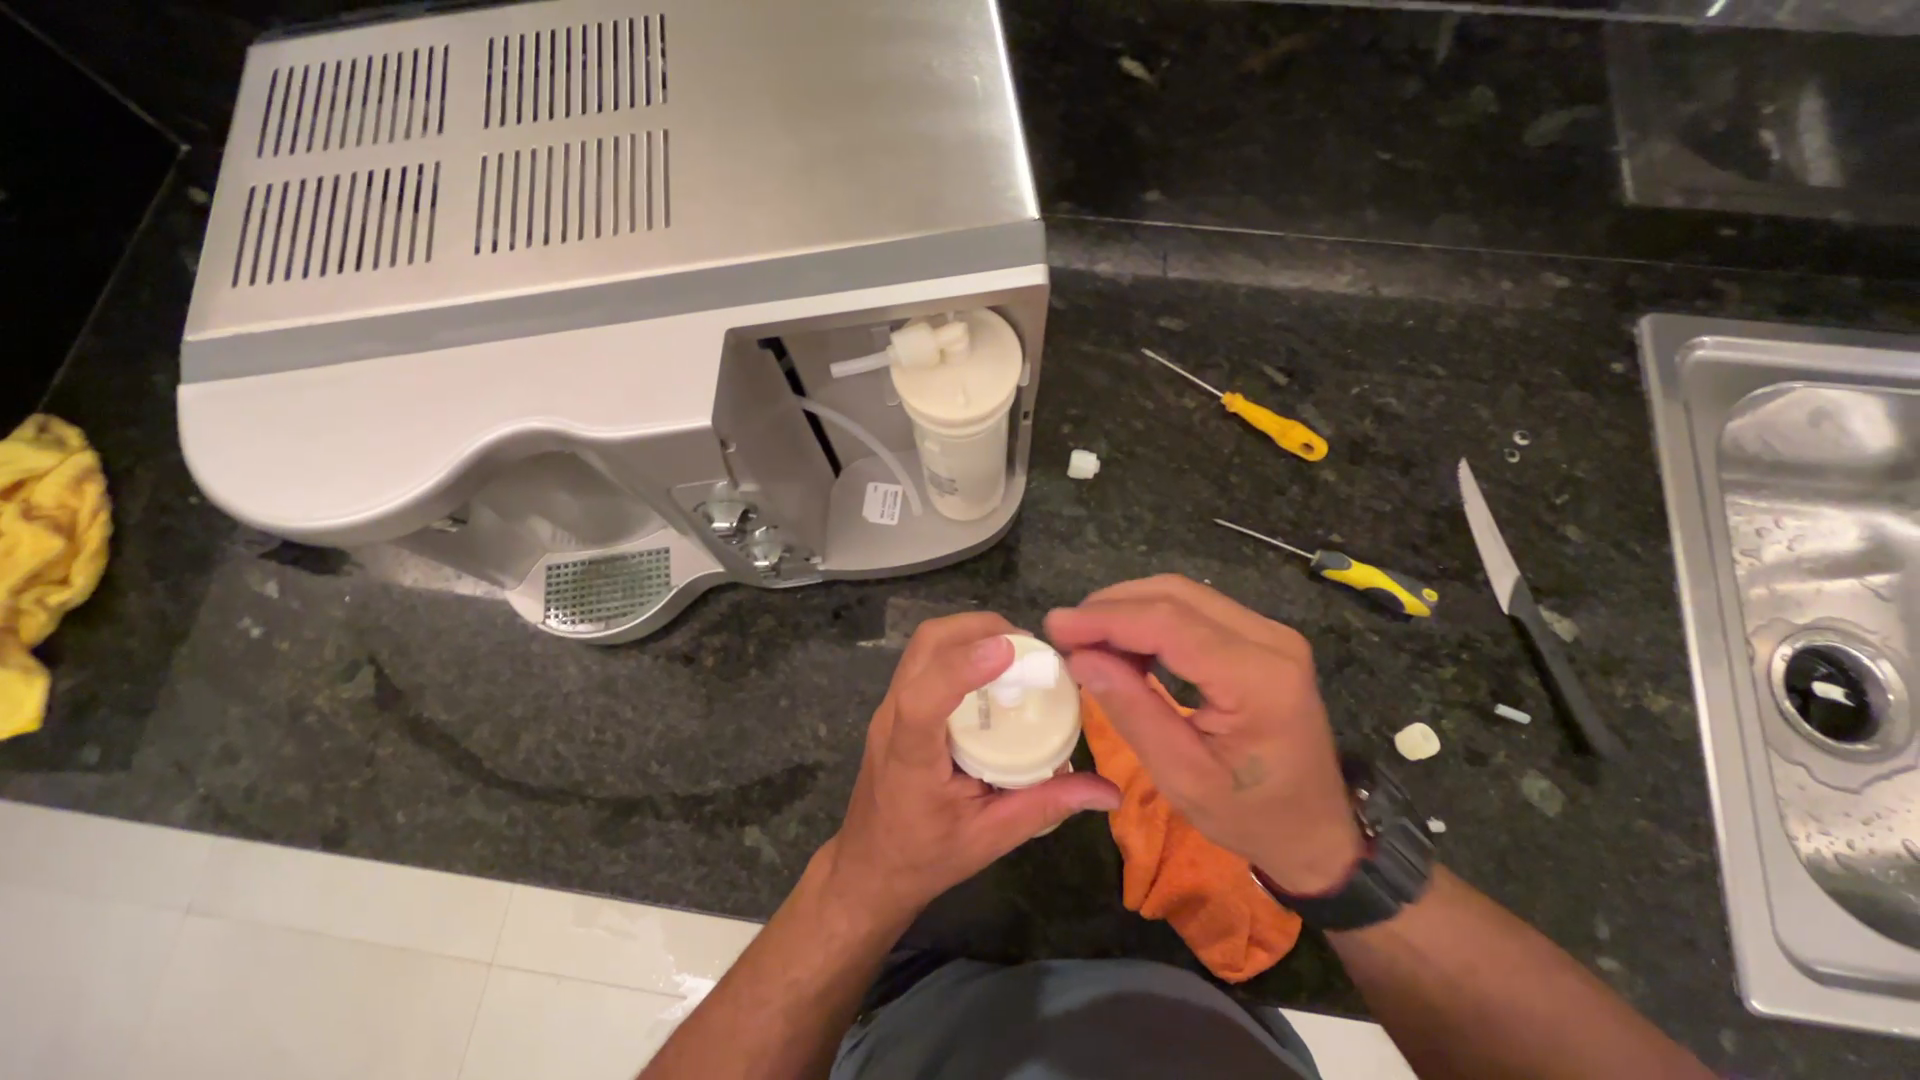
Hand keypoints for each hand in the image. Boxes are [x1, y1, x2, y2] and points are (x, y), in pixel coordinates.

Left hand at [824, 612, 1121, 926]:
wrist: (869, 868)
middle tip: (1030, 647)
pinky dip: (960, 650)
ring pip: (923, 645)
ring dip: (969, 633)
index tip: (1010, 650)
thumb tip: (1109, 792)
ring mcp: (889, 708)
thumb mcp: (989, 838)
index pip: (923, 699)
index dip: (963, 667)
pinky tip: (994, 672)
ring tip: (1017, 653)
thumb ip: (1046, 806)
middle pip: (926, 646)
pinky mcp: (896, 707)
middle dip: (979, 629)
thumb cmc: (923, 857)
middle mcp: (893, 720)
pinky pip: (925, 659)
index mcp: (910, 756)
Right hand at [1045, 575, 1363, 894]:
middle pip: (1176, 596)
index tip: (1055, 626)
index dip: (1106, 619)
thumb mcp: (1183, 778)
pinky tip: (1125, 646)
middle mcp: (1271, 641)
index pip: (1170, 624)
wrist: (1315, 831)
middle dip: (1112, 607)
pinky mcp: (1263, 640)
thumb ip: (1133, 711)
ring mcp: (1272, 635)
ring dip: (1130, 609)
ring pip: (1185, 595)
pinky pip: (1198, 611)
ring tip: (1086, 639)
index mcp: (1259, 678)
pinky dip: (1154, 620)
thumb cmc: (1251, 816)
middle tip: (1064, 633)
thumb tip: (1081, 658)